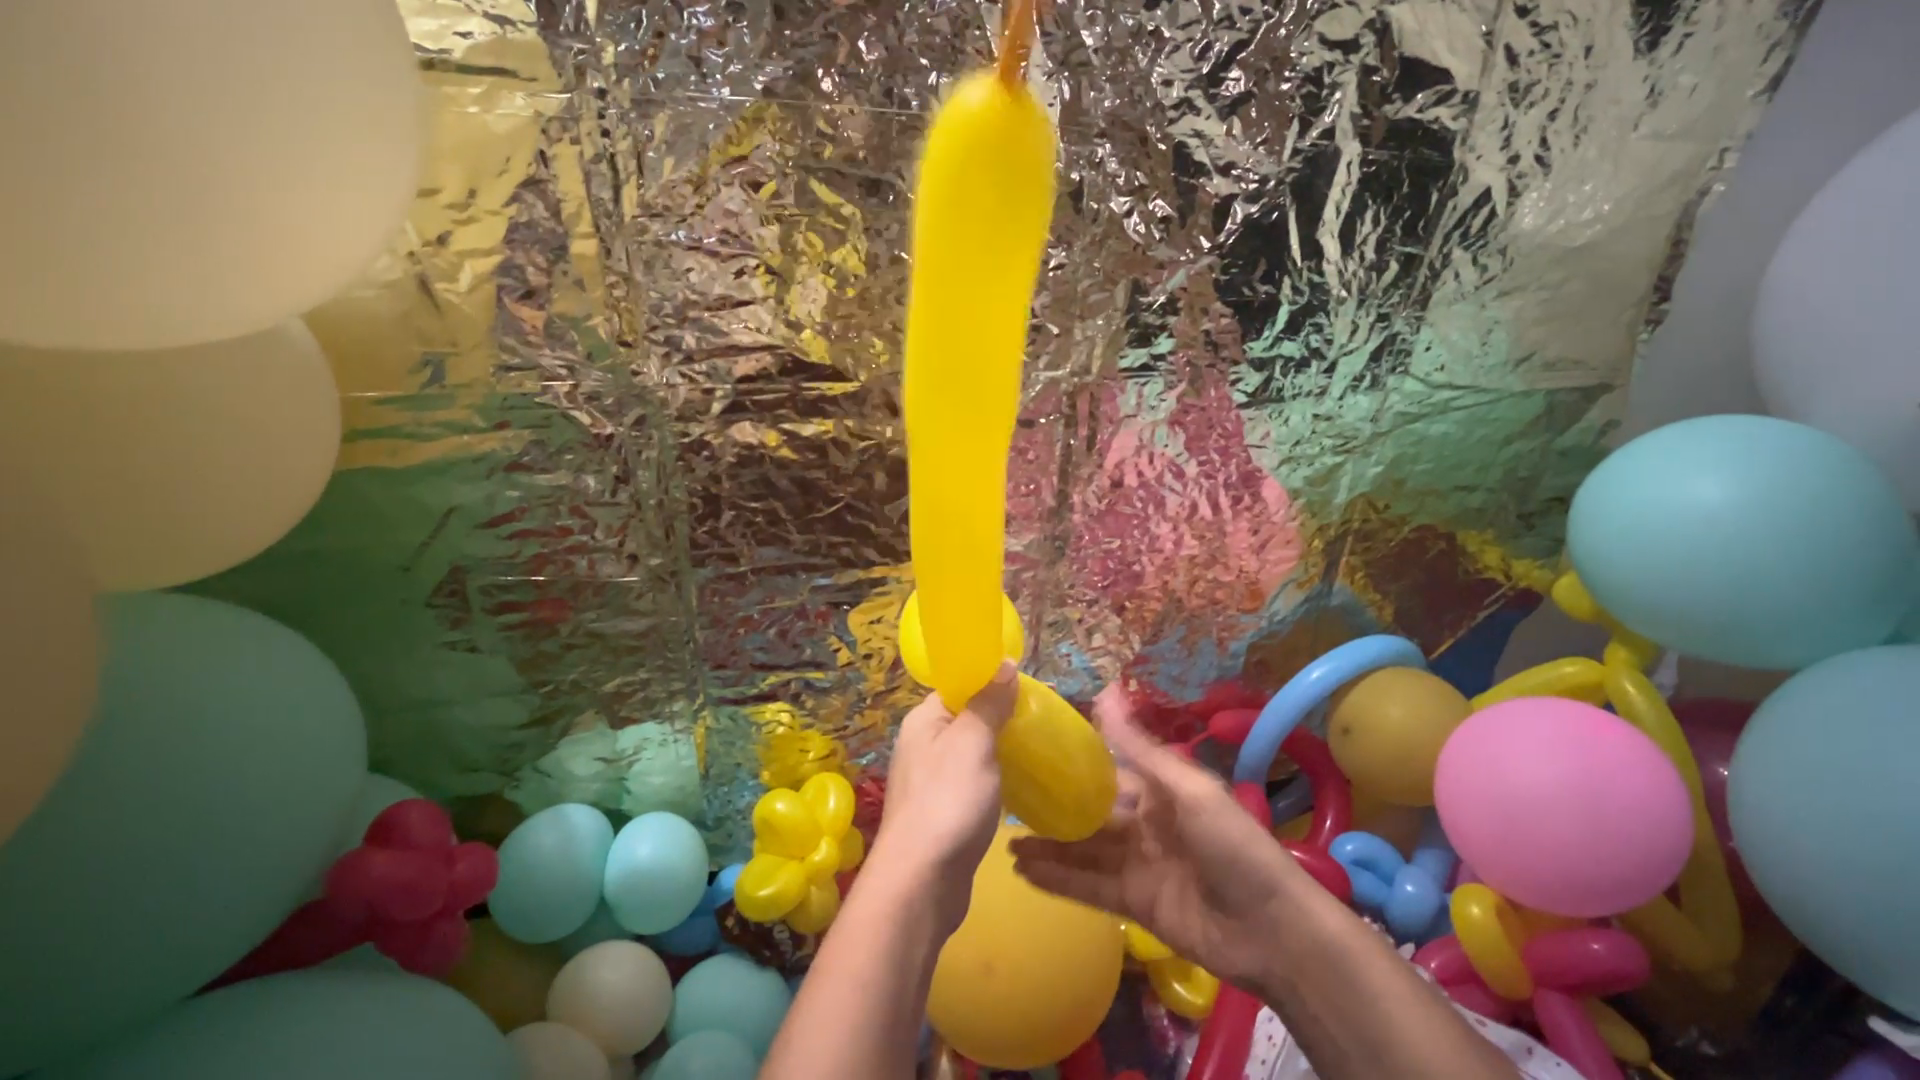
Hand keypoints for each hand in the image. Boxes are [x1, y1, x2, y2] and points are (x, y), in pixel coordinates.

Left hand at [871, 662, 1018, 927]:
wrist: (922, 882)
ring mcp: (933, 783)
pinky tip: (1024, 788)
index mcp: (923, 721)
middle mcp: (923, 747)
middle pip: (968, 719)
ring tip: (1042, 751)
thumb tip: (1005, 663)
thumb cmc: (948, 802)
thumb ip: (989, 704)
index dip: (992, 681)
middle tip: (1046, 721)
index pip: (959, 687)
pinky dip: (998, 781)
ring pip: (974, 754)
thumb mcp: (972, 743)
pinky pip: (976, 784)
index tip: (1033, 687)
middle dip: (1003, 717)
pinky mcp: (946, 814)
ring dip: (1003, 752)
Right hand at [1008, 686, 1300, 989]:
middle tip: (1007, 801)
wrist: (1272, 930)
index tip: (1032, 752)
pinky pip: (1088, 888)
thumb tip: (1105, 690)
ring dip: (1048, 847)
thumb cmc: (1235, 847)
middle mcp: (1146, 824)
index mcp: (1162, 792)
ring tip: (1005, 842)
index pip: (1109, 772)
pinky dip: (1057, 880)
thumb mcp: (1188, 789)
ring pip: (1083, 851)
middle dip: (1053, 810)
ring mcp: (1139, 866)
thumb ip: (1140, 748)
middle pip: (1091, 814)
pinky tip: (1024, 872)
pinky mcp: (1134, 904)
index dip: (1073, 764)